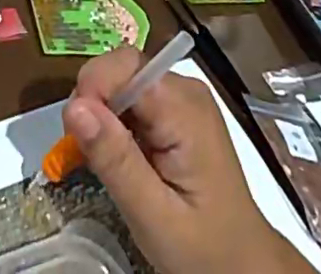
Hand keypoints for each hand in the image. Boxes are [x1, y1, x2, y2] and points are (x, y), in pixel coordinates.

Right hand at [63, 49, 307, 273]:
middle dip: (93, 103)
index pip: (125, 66)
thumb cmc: (204, 248)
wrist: (246, 266)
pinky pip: (132, 99)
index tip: (75, 131)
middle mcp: (184, 90)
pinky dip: (114, 122)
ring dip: (101, 115)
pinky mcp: (175, 111)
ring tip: (103, 161)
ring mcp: (181, 98)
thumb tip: (74, 107)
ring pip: (122, 83)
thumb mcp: (153, 215)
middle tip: (86, 153)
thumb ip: (114, 159)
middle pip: (121, 70)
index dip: (93, 88)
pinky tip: (119, 157)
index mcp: (184, 107)